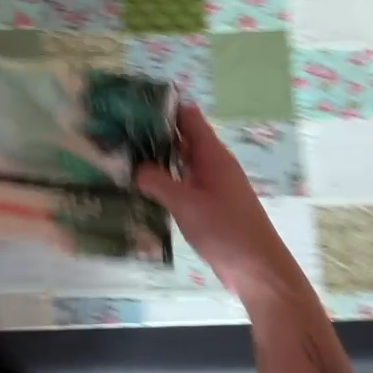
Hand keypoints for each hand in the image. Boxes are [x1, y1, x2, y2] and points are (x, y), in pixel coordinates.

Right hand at [135, 104, 308, 303]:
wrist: (257, 269)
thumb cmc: (225, 230)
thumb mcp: (185, 203)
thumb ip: (156, 181)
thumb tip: (134, 167)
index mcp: (212, 155)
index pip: (187, 116)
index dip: (162, 106)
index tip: (131, 103)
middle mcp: (212, 164)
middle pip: (180, 137)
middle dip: (151, 131)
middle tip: (114, 129)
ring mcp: (210, 184)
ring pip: (178, 161)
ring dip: (154, 157)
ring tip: (119, 154)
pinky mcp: (207, 203)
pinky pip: (180, 182)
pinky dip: (161, 179)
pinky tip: (138, 186)